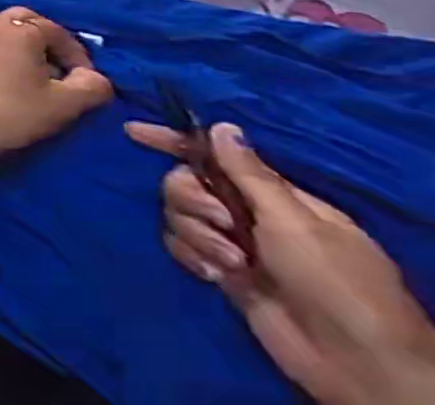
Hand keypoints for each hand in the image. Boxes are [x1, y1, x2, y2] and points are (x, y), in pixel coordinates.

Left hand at [0, 7, 111, 165]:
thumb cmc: (14, 112)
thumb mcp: (68, 103)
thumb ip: (93, 85)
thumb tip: (92, 76)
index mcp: (16, 31)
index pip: (56, 30)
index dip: (77, 53)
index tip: (85, 78)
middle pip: (26, 20)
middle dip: (50, 40)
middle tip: (63, 68)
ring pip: (6, 29)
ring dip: (27, 44)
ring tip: (42, 75)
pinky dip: (7, 50)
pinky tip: (15, 77)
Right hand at [128, 122, 434, 404]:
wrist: (354, 361)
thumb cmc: (336, 283)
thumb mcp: (297, 224)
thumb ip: (251, 175)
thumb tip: (221, 126)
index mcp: (277, 199)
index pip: (216, 157)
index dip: (174, 141)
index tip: (133, 131)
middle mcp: (250, 215)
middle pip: (186, 183)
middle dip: (191, 199)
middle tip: (221, 223)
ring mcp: (233, 243)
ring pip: (178, 214)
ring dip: (198, 235)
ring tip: (233, 263)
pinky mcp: (218, 268)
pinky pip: (179, 245)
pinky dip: (193, 256)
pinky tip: (218, 276)